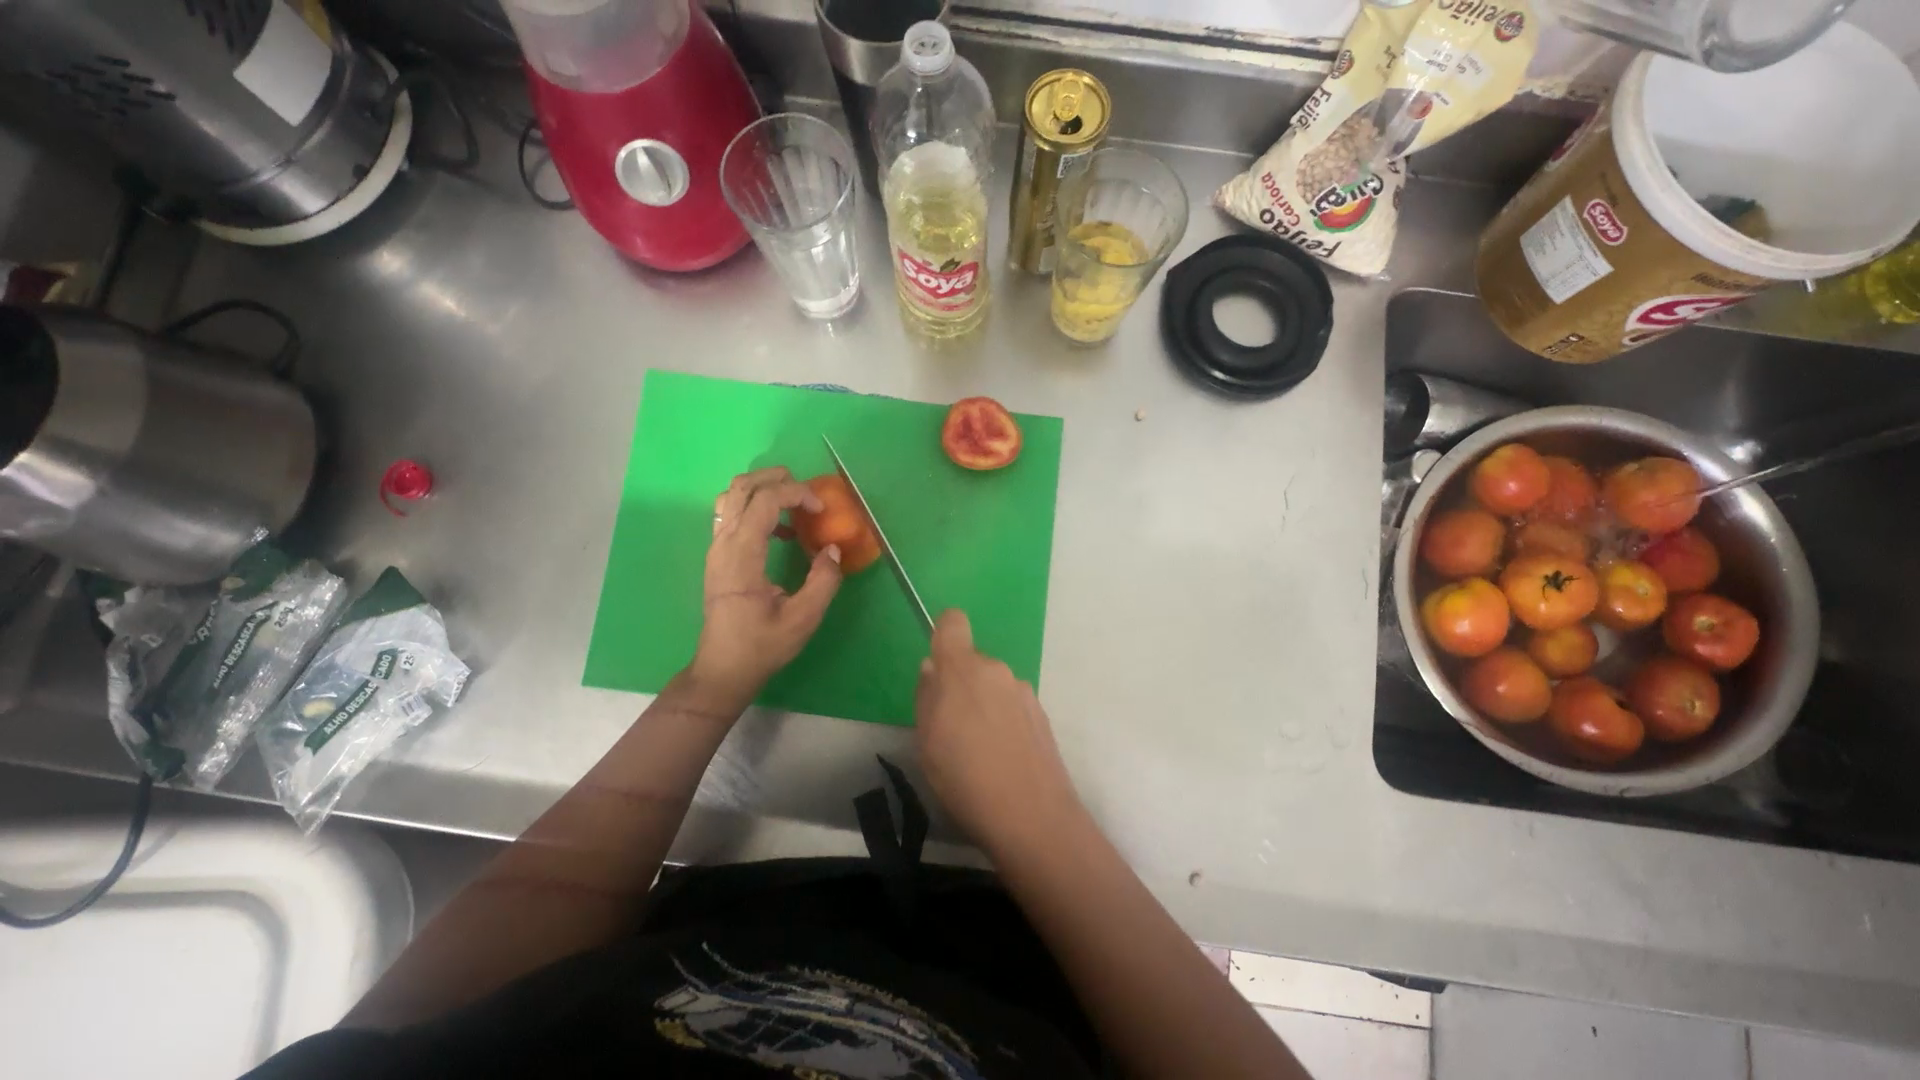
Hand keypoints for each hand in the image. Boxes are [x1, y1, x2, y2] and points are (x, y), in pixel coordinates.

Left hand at [688, 467, 842, 714]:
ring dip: (763, 489)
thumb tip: (832, 550)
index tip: (821, 510)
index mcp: (742, 555)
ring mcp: (716, 548)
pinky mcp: (718, 557)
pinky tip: (782, 531)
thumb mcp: (803, 619)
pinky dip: (756, 508)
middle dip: (777, 479)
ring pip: (731, 497)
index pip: (765, 501)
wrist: (723, 669)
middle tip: (807, 491)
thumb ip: (823, 581)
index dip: (796, 494)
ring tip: (794, 502)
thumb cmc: (762, 646)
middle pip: (742, 487)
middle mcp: (724, 544)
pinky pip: (730, 515)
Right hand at [915, 610, 1081, 850]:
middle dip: (959, 686)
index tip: (937, 670)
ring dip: (982, 707)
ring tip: (978, 753)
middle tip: (950, 730)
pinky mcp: (1042, 716)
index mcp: (963, 671)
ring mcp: (1024, 693)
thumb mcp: (927, 743)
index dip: (942, 637)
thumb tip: (932, 669)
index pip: (952, 623)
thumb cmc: (965, 780)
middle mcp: (997, 671)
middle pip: (971, 662)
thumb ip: (927, 697)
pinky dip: (1003, 723)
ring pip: (993, 687)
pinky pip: (1011, 707)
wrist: (1033, 818)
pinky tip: (1002, 760)